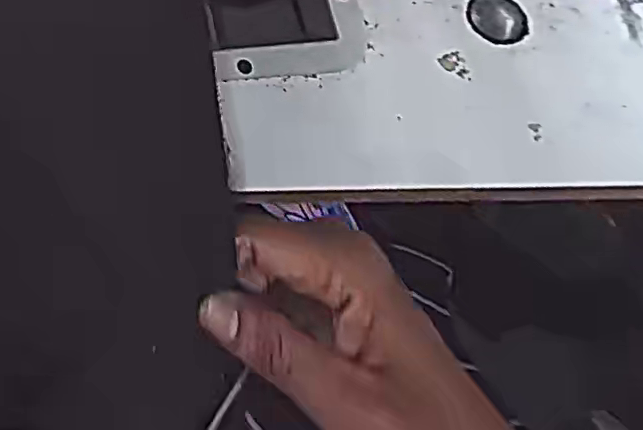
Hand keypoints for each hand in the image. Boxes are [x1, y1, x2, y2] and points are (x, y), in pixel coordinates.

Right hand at [199, 216, 504, 429]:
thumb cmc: (430, 427)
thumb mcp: (343, 400)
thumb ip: (272, 347)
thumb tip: (213, 305)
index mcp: (348, 260)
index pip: (255, 232)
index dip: (223, 268)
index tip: (211, 308)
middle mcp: (346, 252)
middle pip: (258, 246)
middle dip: (237, 286)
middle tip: (242, 340)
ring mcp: (345, 269)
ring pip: (267, 266)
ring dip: (254, 302)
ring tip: (279, 354)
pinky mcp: (342, 289)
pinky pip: (285, 285)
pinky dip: (272, 313)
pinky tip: (286, 350)